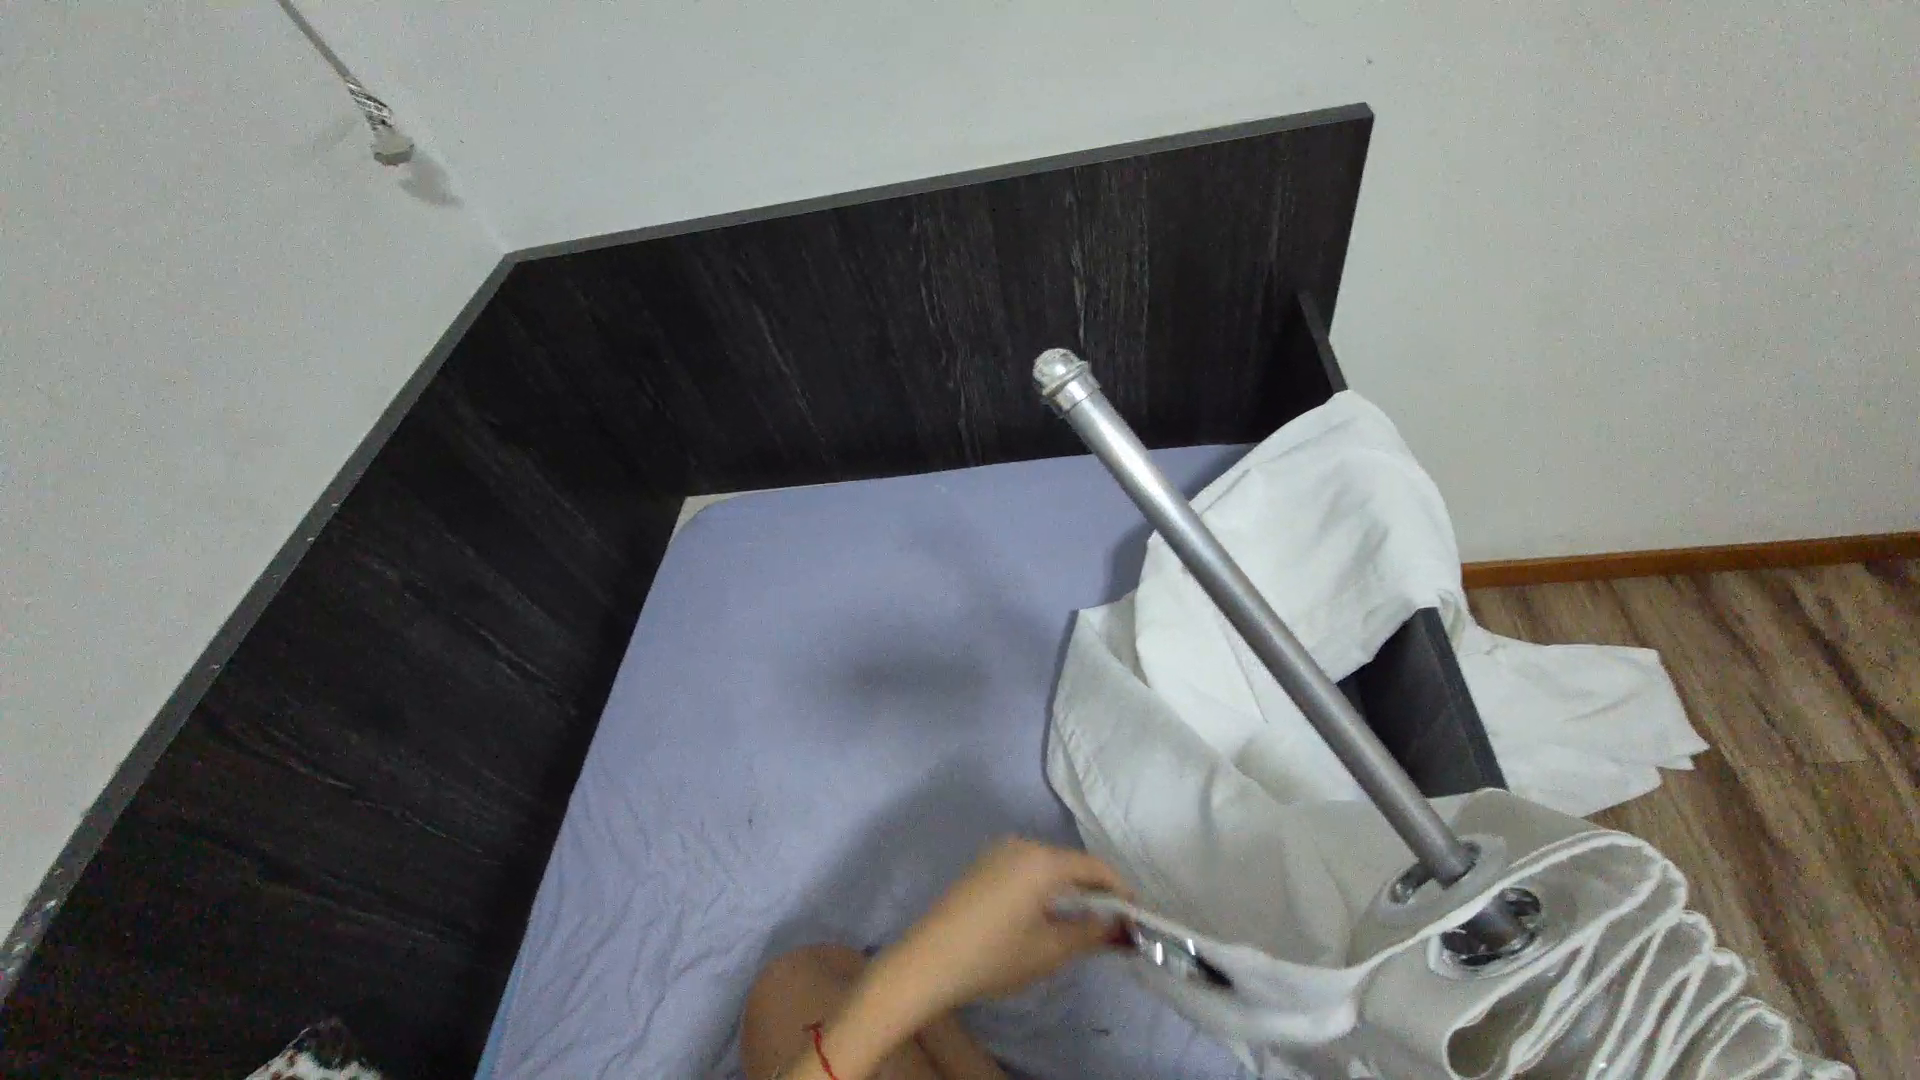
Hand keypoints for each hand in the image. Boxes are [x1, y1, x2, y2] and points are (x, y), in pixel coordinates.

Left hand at [872, 837, 1130, 1015]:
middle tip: (1115, 926)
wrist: (929, 960)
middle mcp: (1022, 844)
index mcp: (1042, 860)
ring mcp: (999, 851)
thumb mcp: (1050, 950)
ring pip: (1049, 866)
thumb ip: (1093, 933)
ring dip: (1069, 890)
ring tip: (1084, 925)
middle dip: (1095, 892)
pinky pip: (1027, 869)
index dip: (1121, 890)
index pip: (1095, 867)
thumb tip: (1125, 927)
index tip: (1138, 918)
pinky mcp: (984, 864)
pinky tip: (1047, 916)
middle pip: (1072, 863)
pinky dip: (1045, 888)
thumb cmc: (994, 955)